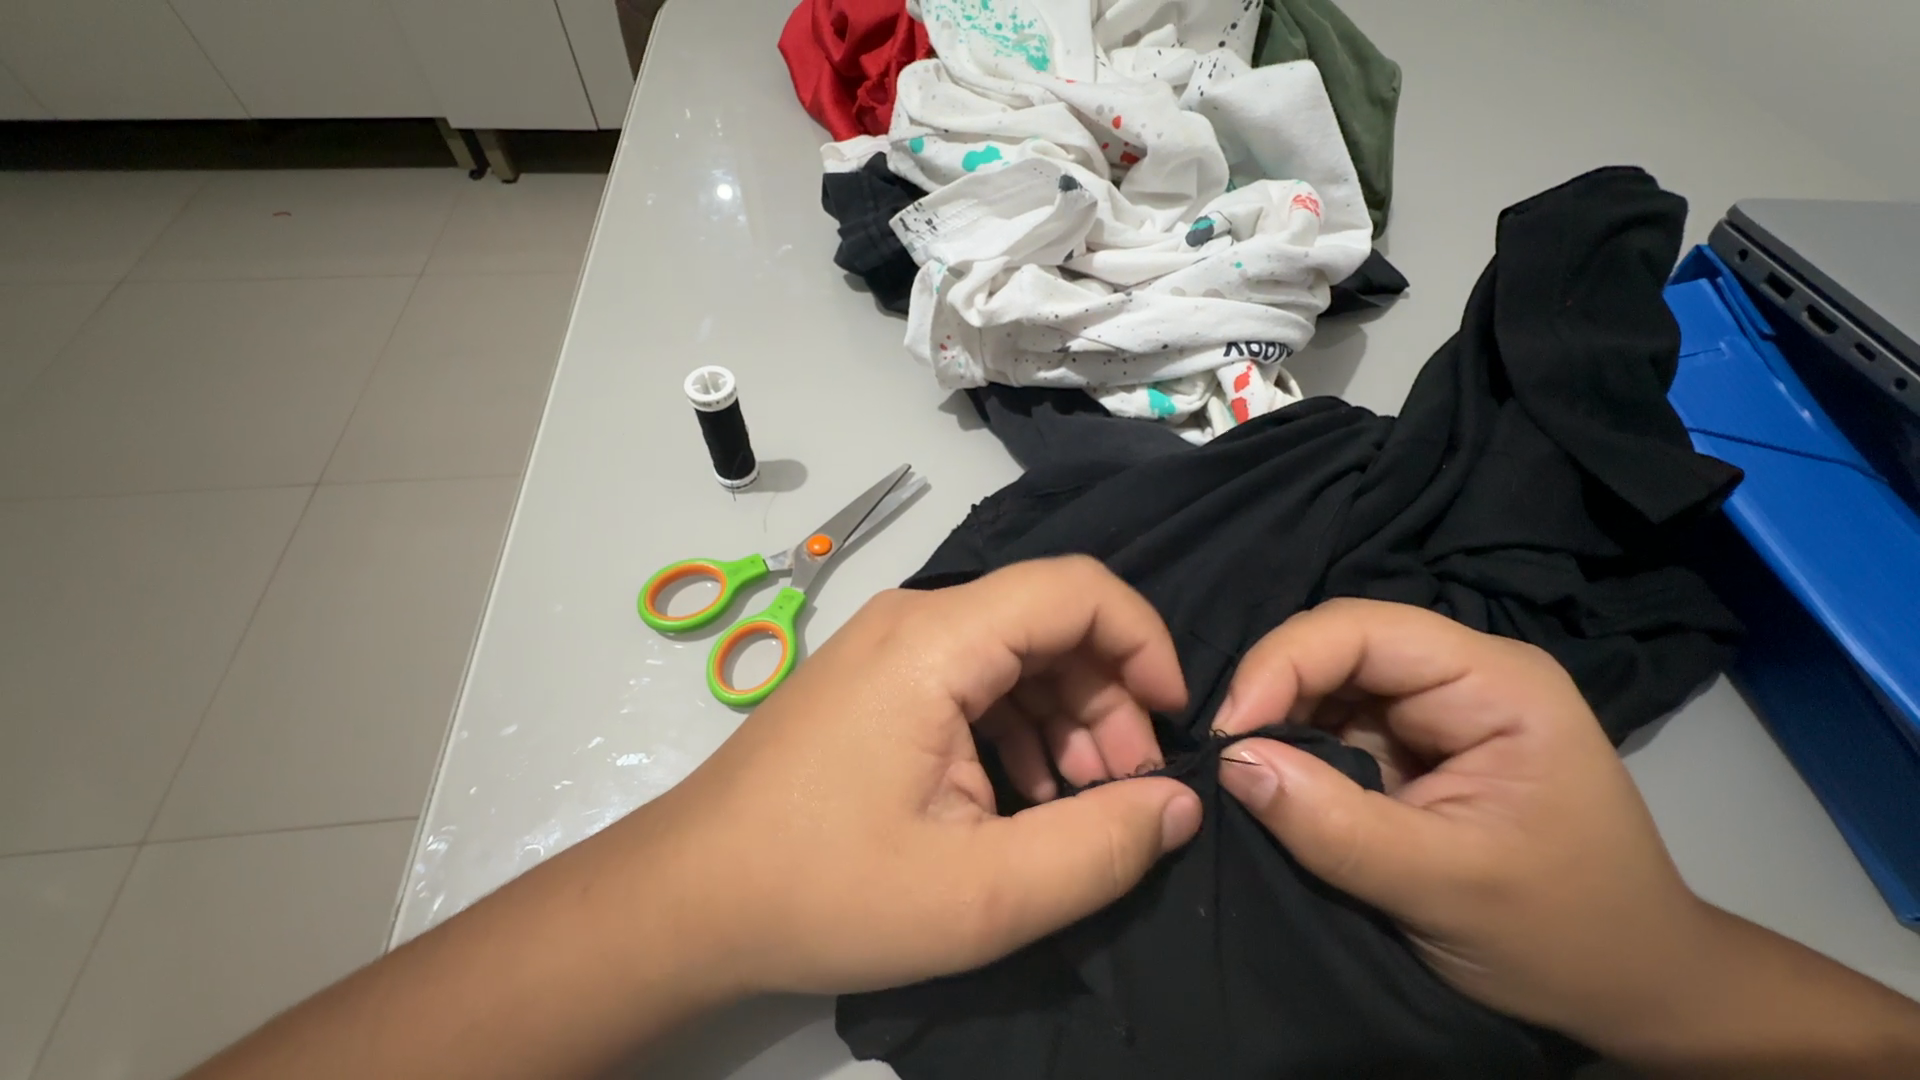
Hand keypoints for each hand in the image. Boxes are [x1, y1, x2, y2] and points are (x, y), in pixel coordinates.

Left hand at [636, 556, 1203, 997]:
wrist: (687, 899)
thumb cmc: (824, 889)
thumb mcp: (978, 894)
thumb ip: (1097, 847)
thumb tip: (1181, 803)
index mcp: (937, 641)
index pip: (1075, 589)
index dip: (1143, 642)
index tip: (1174, 720)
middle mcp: (914, 621)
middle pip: (1048, 625)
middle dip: (1108, 700)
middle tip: (1127, 791)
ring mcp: (890, 649)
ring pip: (1015, 656)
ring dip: (1067, 722)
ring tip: (1081, 805)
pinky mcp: (878, 684)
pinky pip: (974, 683)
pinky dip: (1019, 730)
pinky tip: (1024, 797)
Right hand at [1210, 598, 1706, 1051]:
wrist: (1635, 986)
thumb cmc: (1564, 936)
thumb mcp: (1446, 889)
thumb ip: (1334, 825)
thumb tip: (1230, 762)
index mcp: (1494, 683)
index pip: (1362, 630)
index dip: (1282, 664)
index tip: (1228, 734)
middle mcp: (1461, 673)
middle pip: (1336, 643)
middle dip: (1272, 690)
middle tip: (1226, 755)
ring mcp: (1435, 704)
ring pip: (1325, 678)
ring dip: (1275, 717)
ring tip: (1243, 768)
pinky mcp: (1412, 738)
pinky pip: (1331, 717)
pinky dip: (1291, 743)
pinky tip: (1276, 776)